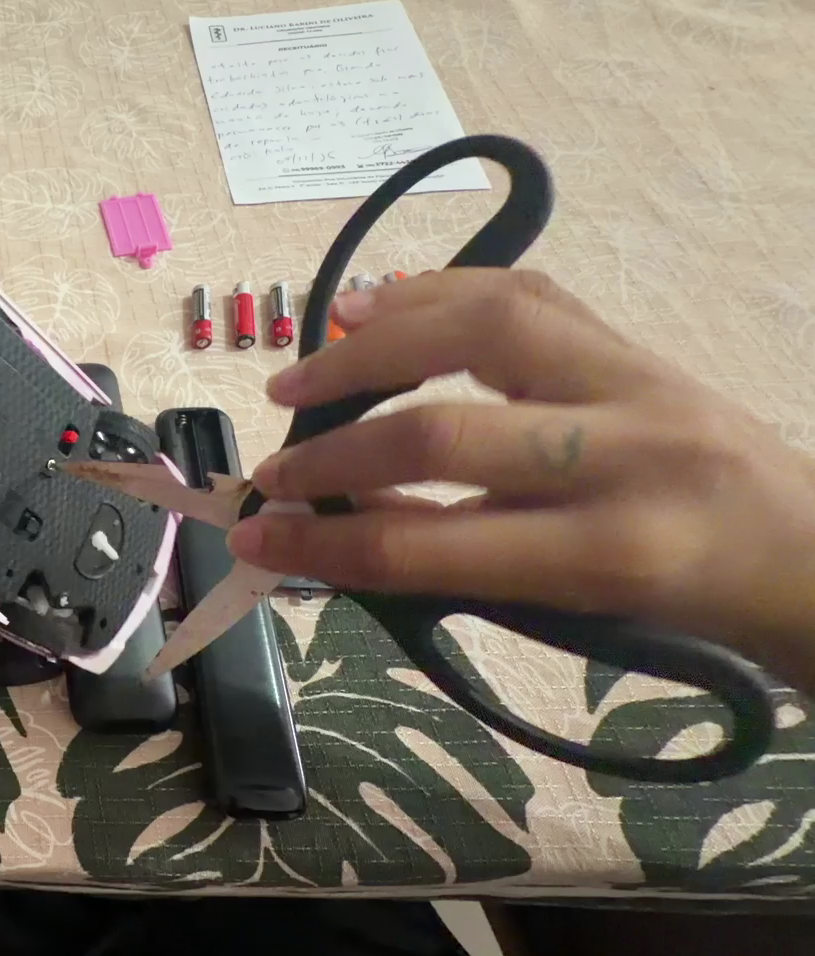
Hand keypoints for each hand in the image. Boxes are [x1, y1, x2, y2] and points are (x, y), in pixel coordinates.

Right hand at [230, 268, 814, 683]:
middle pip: (443, 433)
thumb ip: (426, 558)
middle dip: (332, 453)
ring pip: (487, 327)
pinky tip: (366, 307)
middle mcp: (632, 455)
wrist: (801, 547)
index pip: (424, 545)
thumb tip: (313, 519)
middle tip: (274, 467)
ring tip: (300, 368)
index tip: (253, 533)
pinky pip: (519, 292)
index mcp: (610, 552)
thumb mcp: (543, 605)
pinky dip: (426, 293)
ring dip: (370, 348)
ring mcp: (640, 379)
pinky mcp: (631, 339)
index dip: (319, 541)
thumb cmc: (660, 601)